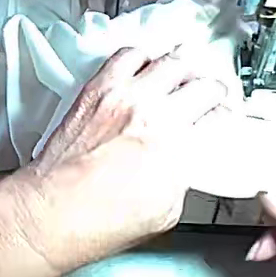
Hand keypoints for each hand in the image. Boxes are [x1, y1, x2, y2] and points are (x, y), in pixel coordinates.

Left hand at [0, 47, 229, 276]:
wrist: (52, 212)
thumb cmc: (99, 220)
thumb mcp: (165, 212)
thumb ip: (182, 177)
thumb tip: (183, 164)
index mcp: (179, 147)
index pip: (216, 117)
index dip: (223, 117)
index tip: (219, 118)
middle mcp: (155, 114)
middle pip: (200, 82)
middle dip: (210, 89)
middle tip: (209, 94)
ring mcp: (125, 96)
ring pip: (168, 60)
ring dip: (181, 67)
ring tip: (181, 74)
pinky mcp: (97, 90)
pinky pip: (128, 56)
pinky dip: (142, 58)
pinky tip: (143, 65)